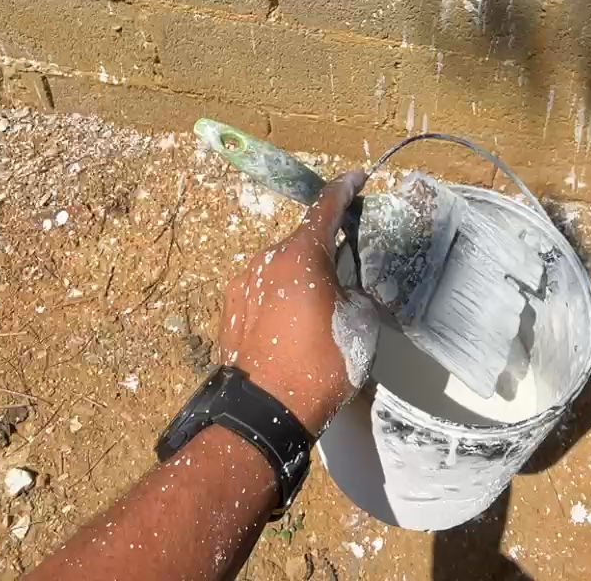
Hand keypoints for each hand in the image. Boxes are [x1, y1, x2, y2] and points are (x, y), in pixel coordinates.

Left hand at [216, 171, 372, 433]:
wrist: (262, 413)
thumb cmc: (320, 363)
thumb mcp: (360, 323)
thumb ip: (356, 292)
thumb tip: (347, 291)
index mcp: (301, 253)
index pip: (326, 208)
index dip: (344, 189)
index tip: (356, 177)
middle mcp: (267, 259)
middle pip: (302, 242)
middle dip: (324, 250)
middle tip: (346, 271)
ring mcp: (243, 285)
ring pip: (281, 269)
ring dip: (301, 278)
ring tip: (318, 312)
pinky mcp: (230, 311)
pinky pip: (264, 292)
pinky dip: (281, 298)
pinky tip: (292, 327)